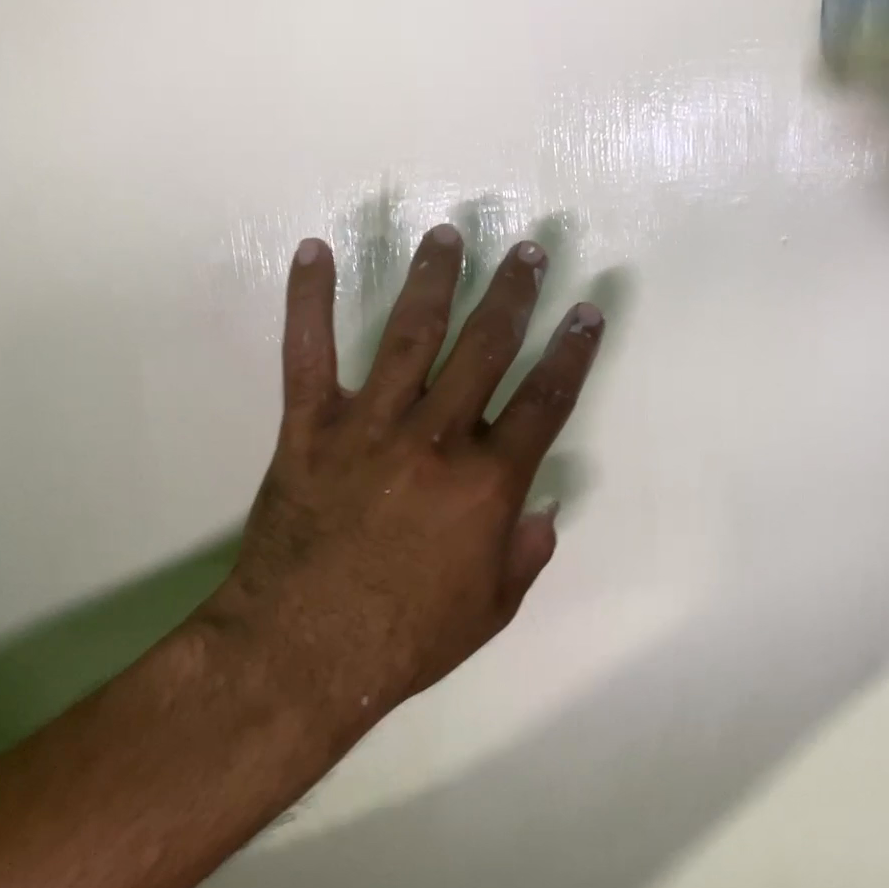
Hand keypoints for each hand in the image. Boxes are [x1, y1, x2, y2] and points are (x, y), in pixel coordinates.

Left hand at [200, 225, 603, 731]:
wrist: (302, 653)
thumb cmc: (407, 638)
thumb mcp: (492, 609)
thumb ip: (526, 552)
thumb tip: (544, 508)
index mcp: (488, 483)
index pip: (545, 400)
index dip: (571, 353)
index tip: (586, 312)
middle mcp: (437, 438)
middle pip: (485, 348)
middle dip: (512, 294)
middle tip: (529, 250)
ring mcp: (369, 426)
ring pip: (409, 335)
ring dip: (433, 279)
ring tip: (448, 234)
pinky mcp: (308, 428)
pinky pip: (308, 354)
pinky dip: (309, 301)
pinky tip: (313, 251)